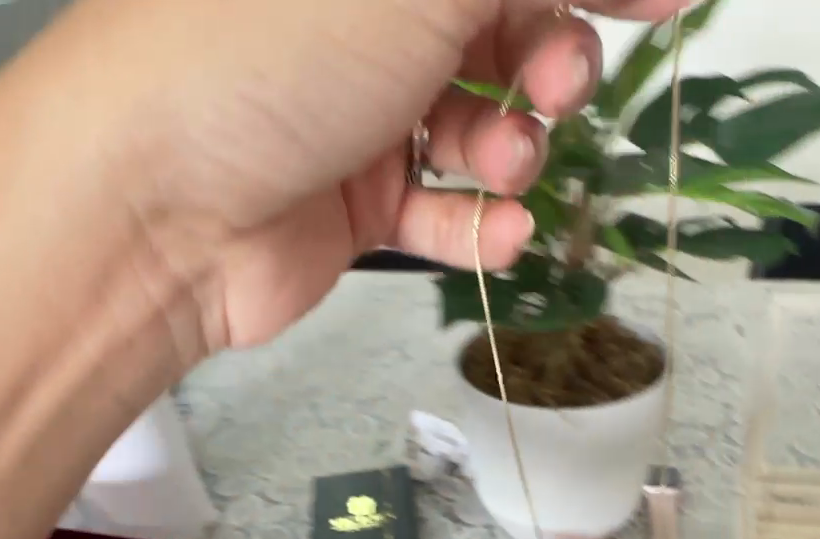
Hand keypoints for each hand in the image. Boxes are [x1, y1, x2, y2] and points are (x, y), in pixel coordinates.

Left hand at [0, 0, 691, 360]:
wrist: (155, 208)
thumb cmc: (258, 52)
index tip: (664, 1)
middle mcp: (365, 15)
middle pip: (503, 27)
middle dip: (553, 58)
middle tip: (560, 83)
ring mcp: (360, 109)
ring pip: (480, 127)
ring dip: (513, 150)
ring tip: (504, 166)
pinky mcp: (357, 200)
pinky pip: (442, 210)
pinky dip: (477, 227)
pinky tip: (494, 234)